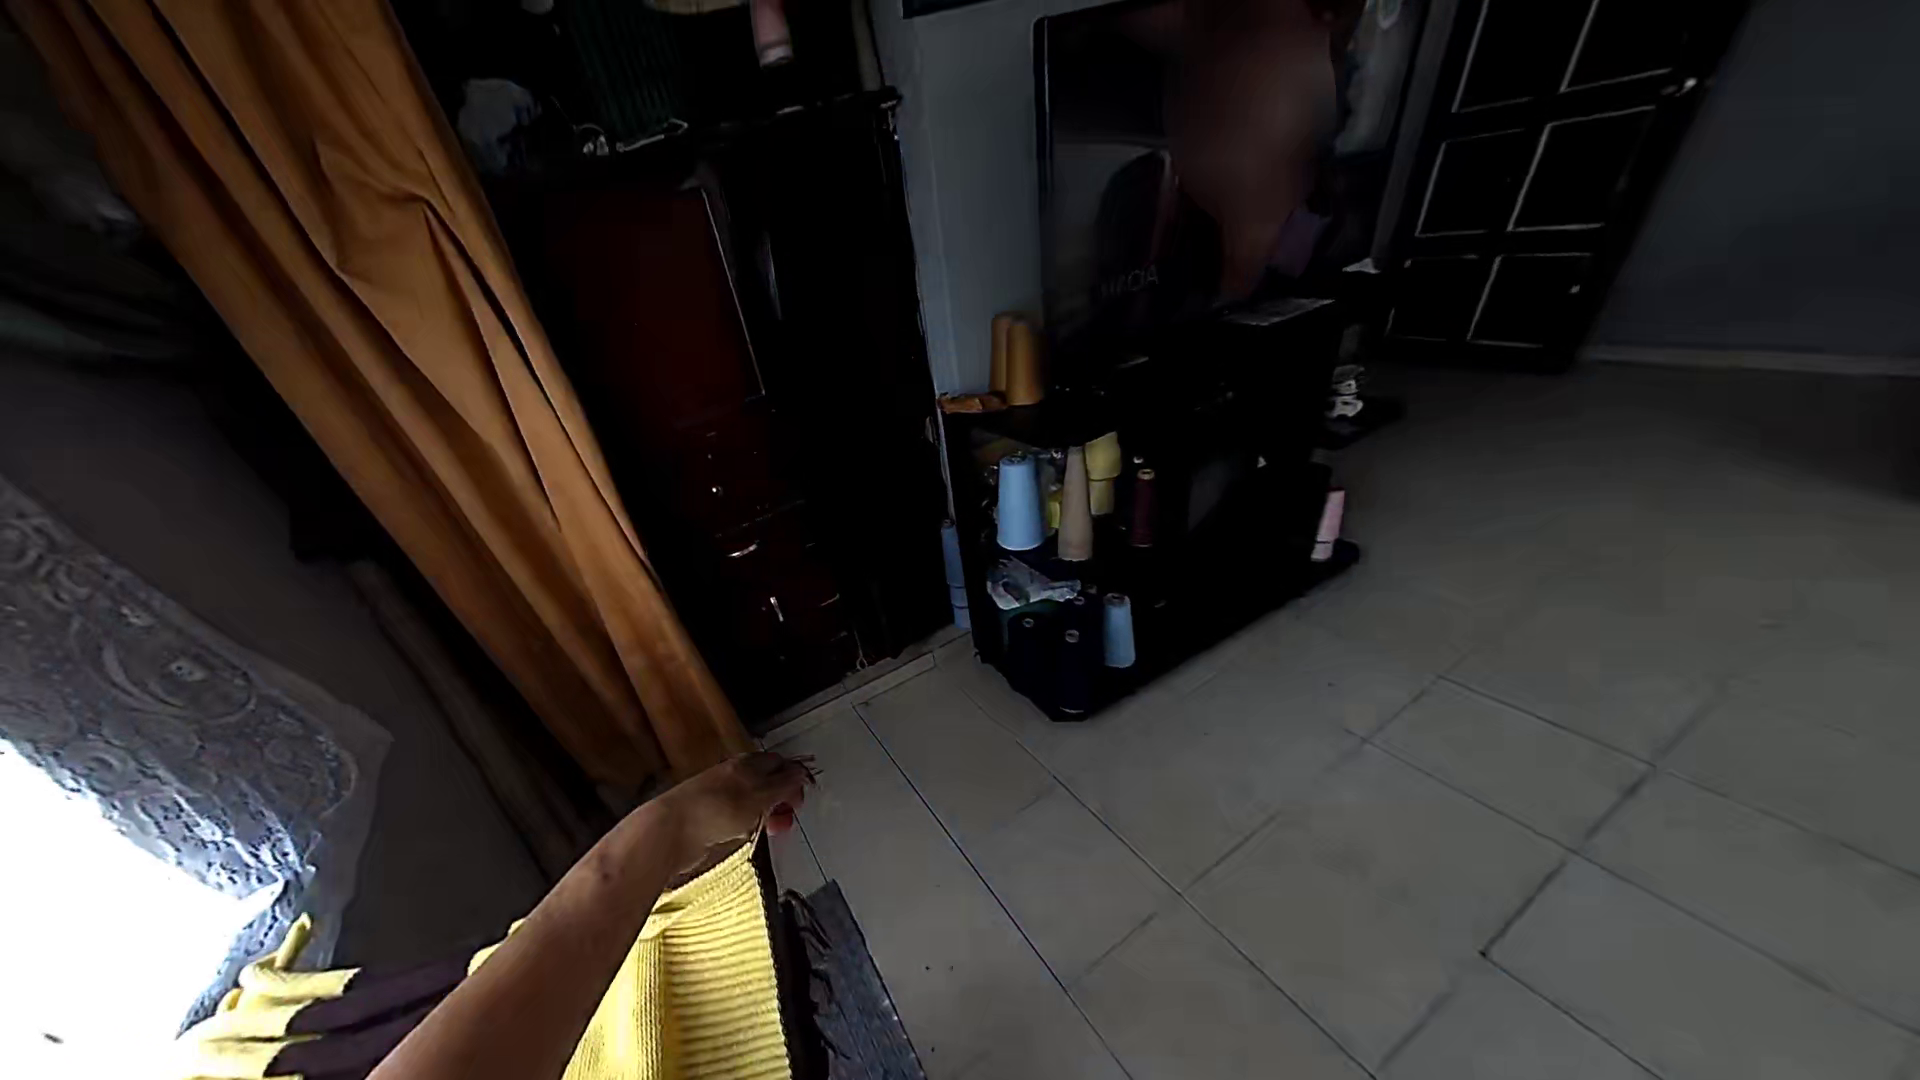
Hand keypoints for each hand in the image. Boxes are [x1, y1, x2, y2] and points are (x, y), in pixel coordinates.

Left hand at [652, 751, 813, 872]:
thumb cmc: (717, 809)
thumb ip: (784, 785)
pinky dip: (747, 825)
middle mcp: (734, 774)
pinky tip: (747, 835)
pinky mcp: (707, 817)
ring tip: (771, 830)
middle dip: (781, 799)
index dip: (794, 777)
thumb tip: (802, 774)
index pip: (779, 763)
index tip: (802, 797)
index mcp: (748, 763)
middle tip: (788, 817)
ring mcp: (719, 795)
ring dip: (766, 814)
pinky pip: (736, 817)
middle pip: (767, 782)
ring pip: (752, 801)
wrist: (669, 831)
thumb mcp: (761, 795)